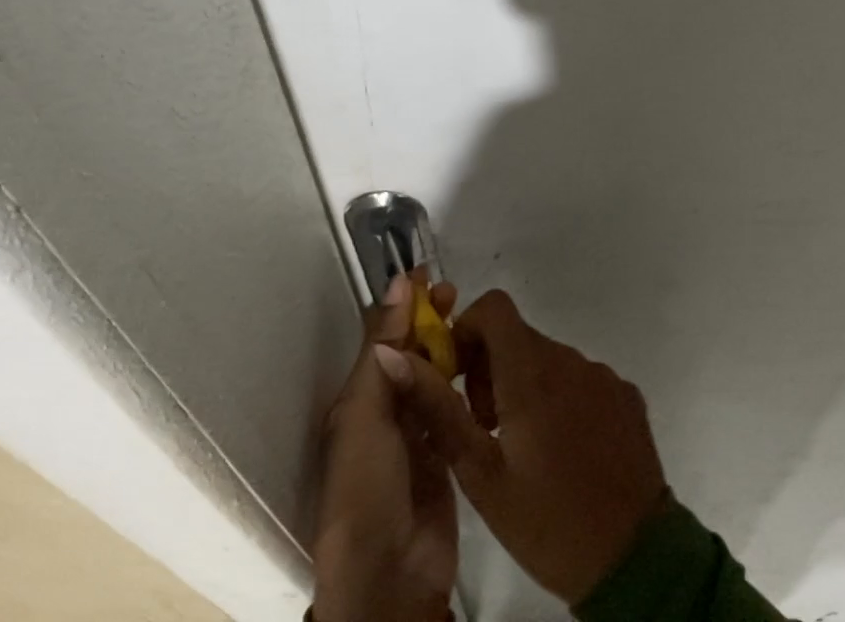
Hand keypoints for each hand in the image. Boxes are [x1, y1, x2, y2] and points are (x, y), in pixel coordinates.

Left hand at [312, 272, 459, 621]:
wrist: (389, 570)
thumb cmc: (367, 484)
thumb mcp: (366, 412)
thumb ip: (384, 351)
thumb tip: (397, 285)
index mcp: (358, 399)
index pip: (382, 339)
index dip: (401, 305)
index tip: (426, 273)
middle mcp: (384, 413)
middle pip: (409, 356)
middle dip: (427, 322)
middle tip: (455, 293)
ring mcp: (415, 438)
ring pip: (433, 381)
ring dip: (448, 349)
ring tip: (475, 323)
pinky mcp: (444, 460)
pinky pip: (452, 413)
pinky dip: (464, 387)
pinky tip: (486, 369)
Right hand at [389, 290, 668, 604]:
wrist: (635, 564)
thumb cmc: (547, 522)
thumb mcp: (480, 472)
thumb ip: (437, 407)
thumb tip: (392, 356)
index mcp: (532, 373)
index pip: (494, 308)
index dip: (467, 330)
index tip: (457, 375)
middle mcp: (572, 362)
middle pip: (518, 336)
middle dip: (489, 367)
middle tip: (483, 425)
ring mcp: (604, 380)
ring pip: (548, 359)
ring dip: (524, 384)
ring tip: (519, 444)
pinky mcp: (628, 399)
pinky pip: (581, 380)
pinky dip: (560, 398)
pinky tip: (560, 450)